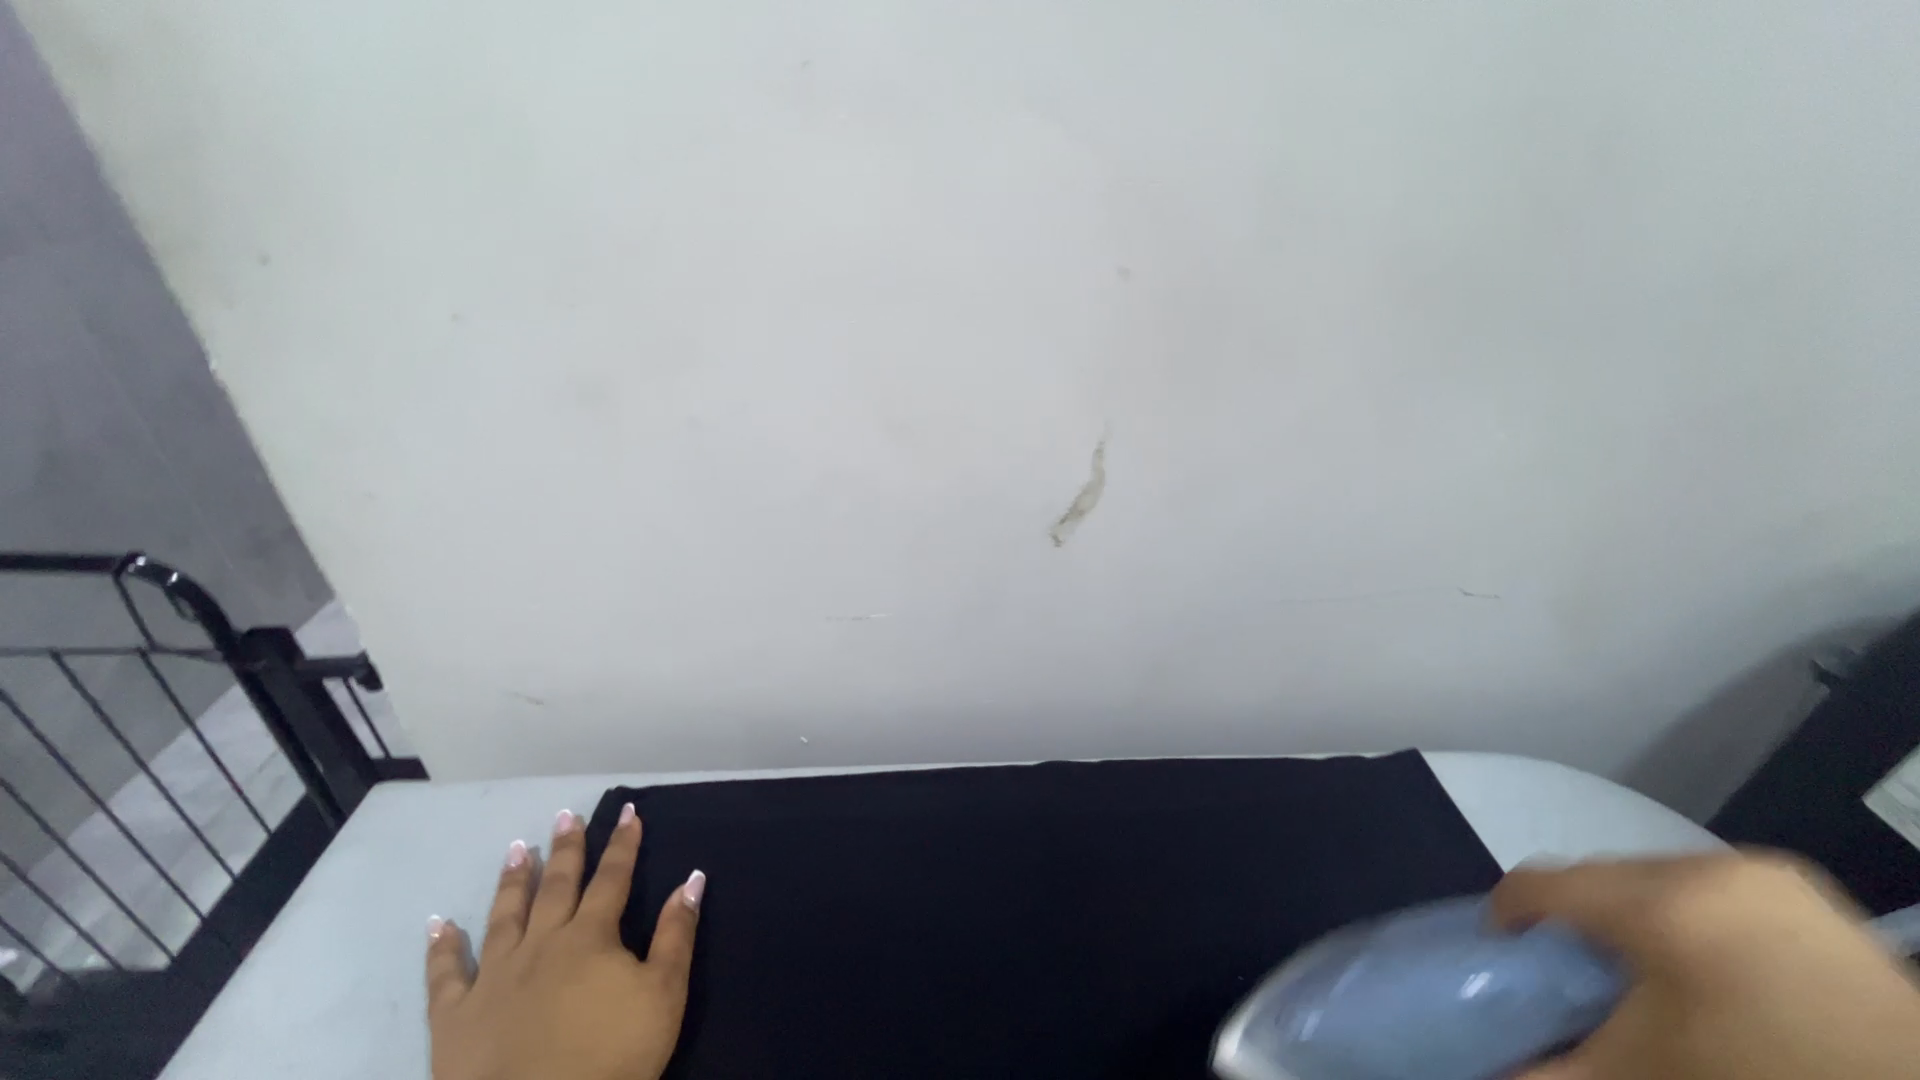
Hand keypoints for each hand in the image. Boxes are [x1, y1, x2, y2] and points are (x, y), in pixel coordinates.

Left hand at [425, 804, 705, 1079]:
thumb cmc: (612, 1058)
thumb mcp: (664, 995)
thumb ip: (676, 934)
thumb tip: (692, 878)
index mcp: (590, 937)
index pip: (612, 878)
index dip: (623, 844)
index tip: (629, 811)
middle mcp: (541, 944)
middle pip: (556, 886)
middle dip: (566, 848)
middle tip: (566, 814)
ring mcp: (494, 977)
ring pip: (504, 916)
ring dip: (512, 881)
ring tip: (516, 848)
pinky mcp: (455, 1016)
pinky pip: (445, 974)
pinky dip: (442, 947)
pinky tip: (439, 923)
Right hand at [1491, 852, 1919, 1079]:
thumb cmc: (1761, 1077)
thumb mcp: (1647, 1077)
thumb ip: (1557, 1071)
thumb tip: (1495, 1072)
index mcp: (1658, 908)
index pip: (1539, 884)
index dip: (1509, 915)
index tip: (1510, 955)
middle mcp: (1700, 870)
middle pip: (1594, 876)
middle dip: (1575, 919)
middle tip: (1582, 977)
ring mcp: (1756, 873)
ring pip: (1647, 874)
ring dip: (1630, 912)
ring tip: (1650, 972)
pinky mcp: (1797, 886)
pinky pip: (1702, 882)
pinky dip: (1684, 912)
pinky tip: (1708, 963)